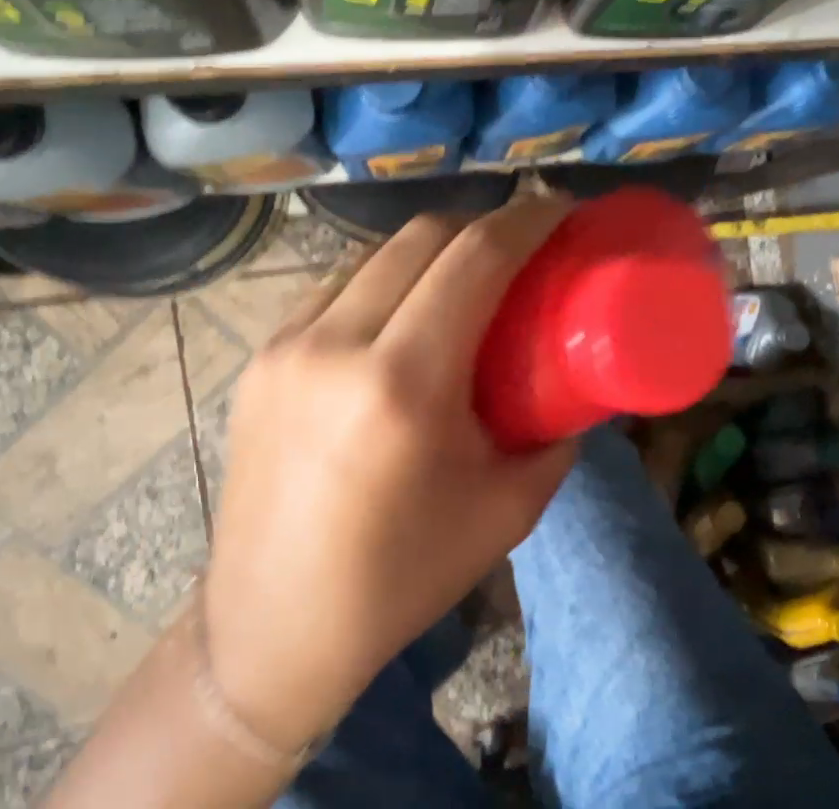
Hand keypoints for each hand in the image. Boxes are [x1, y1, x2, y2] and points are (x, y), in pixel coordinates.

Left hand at [202, 196, 580, 747]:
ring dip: (431, 249)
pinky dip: (384, 281)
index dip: (528, 219)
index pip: (475, 257)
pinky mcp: (259, 361)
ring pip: (372, 255)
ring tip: (469, 277)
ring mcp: (285, 347)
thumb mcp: (510, 506)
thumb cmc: (405, 574)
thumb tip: (579, 382)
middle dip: (483, 223)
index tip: (564, 210)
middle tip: (526, 244)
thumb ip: (556, 433)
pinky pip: (335, 290)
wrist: (274, 628)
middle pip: (421, 236)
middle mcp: (335, 344)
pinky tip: (406, 315)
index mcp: (403, 382)